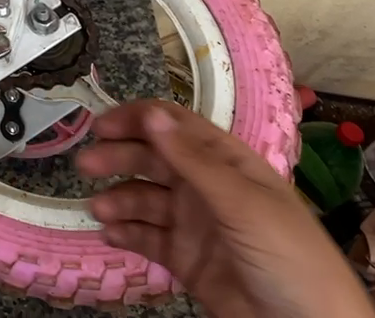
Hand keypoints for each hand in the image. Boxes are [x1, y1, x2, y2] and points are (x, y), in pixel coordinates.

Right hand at [76, 100, 374, 317]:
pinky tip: (110, 235)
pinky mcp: (187, 261)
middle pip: (153, 159)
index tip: (102, 126)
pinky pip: (148, 238)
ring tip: (100, 210)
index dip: (137, 120)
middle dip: (119, 158)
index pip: (175, 126)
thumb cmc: (289, 258)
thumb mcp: (242, 204)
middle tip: (85, 164)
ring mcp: (195, 224)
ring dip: (119, 199)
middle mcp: (207, 187)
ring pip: (145, 199)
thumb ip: (192, 159)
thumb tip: (150, 112)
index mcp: (227, 163)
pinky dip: (126, 233)